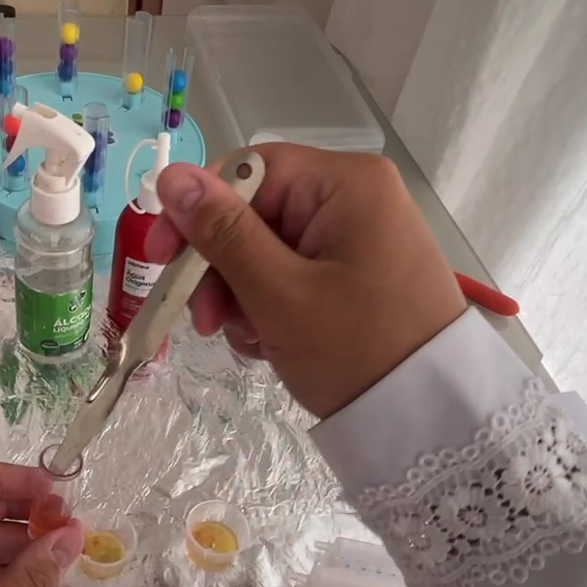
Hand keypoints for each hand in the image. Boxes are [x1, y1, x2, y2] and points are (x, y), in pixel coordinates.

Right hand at [144, 144, 467, 417]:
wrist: (424, 415)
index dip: (196, 211)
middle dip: (221, 270)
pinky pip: (290, 276)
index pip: (247, 171)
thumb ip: (222, 233)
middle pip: (254, 215)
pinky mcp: (354, 275)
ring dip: (241, 297)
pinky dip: (269, 309)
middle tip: (208, 324)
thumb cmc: (353, 349)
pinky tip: (270, 343)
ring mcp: (355, 239)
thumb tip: (170, 176)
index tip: (161, 259)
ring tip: (251, 341)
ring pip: (265, 252)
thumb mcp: (278, 293)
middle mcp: (352, 199)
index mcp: (343, 184)